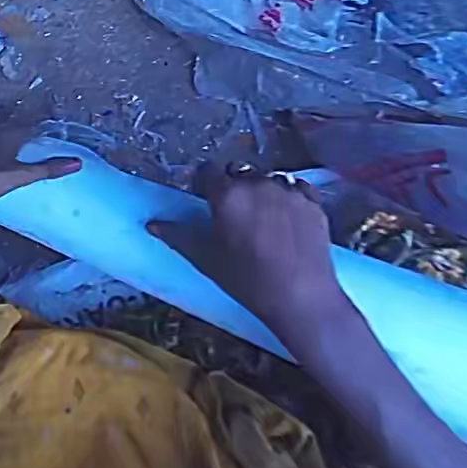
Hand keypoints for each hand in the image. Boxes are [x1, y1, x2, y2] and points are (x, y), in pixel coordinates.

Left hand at [0, 112, 81, 206]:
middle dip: (23, 122)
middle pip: (12, 124)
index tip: (52, 121)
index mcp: (9, 136)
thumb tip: (77, 162)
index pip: (31, 126)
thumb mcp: (21, 176)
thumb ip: (48, 169)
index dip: (42, 124)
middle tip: (33, 118)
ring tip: (6, 117)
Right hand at [149, 161, 349, 337]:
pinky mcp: (313, 202)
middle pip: (240, 173)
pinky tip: (289, 221)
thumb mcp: (205, 259)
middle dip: (235, 186)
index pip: (209, 170)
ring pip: (269, 179)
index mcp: (226, 194)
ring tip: (264, 219)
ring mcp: (289, 191)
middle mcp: (257, 184)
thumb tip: (152, 224)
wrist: (301, 296)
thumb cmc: (246, 279)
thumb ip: (178, 236)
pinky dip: (291, 198)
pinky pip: (298, 189)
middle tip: (235, 215)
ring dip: (263, 191)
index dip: (206, 183)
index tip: (208, 200)